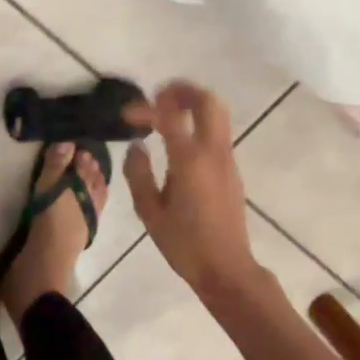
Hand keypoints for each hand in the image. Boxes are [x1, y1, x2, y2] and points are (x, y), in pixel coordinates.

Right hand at [125, 82, 262, 295]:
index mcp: (189, 160)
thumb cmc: (184, 244)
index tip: (128, 115)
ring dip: (192, 104)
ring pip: (217, 113)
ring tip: (166, 113)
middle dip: (182, 90)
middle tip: (158, 96)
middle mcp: (212, 152)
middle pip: (207, 101)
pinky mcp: (231, 170)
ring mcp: (227, 159)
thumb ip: (138, 173)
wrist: (226, 269)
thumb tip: (137, 146)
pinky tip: (178, 139)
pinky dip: (199, 122)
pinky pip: (218, 132)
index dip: (146, 108)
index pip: (168, 116)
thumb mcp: (149, 211)